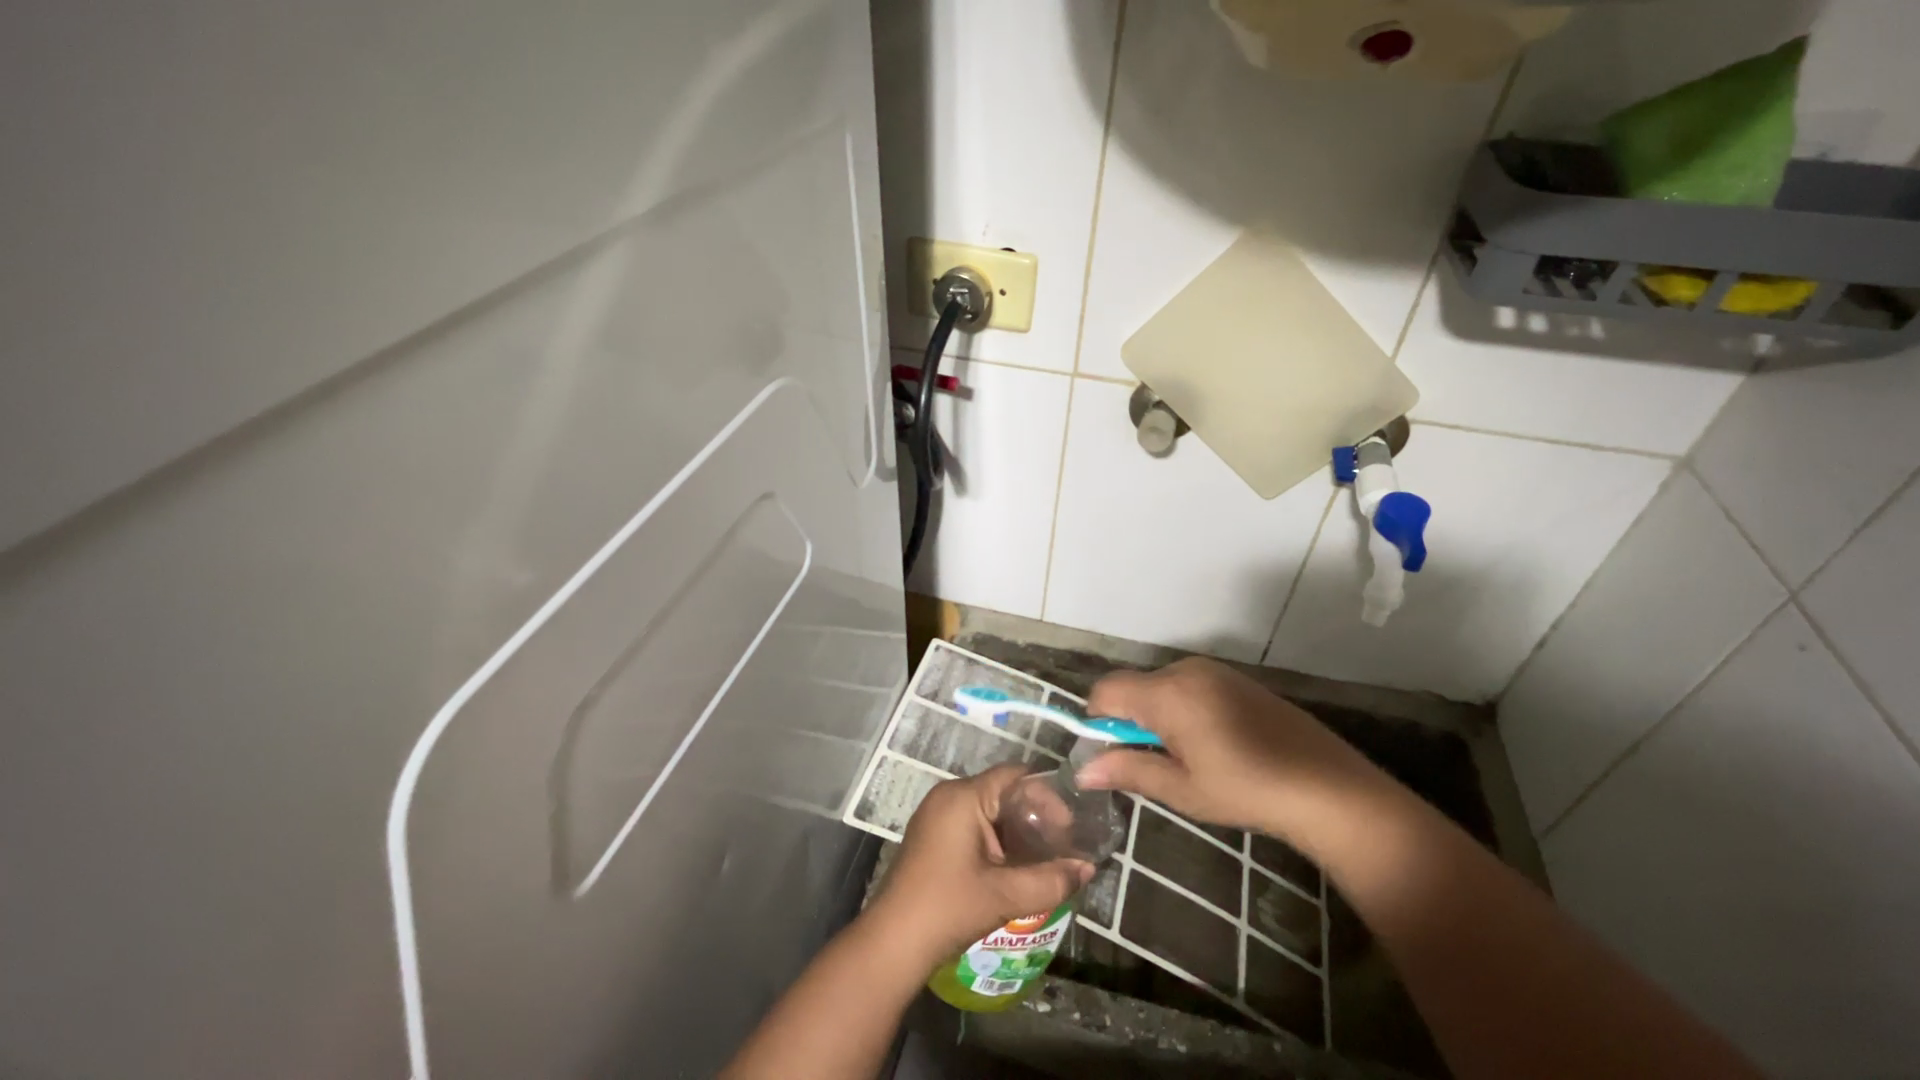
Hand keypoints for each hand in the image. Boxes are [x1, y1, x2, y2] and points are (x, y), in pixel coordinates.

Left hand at [865, 764, 1094, 966]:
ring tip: (1047, 859)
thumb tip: (1088, 869)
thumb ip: (1052, 880)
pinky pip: (974, 827)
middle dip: (1036, 817)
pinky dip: (999, 842)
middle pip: (1004, 792)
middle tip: (1064, 846)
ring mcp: (937, 817)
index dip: (1049, 797)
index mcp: (963, 796)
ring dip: (1019, 833)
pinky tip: (1018, 868)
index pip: (1017, 776)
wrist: (894, 943)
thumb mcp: (1007, 894)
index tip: (1070, 828)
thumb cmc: (949, 907)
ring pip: (990, 812)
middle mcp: (949, 797)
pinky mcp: (934, 838)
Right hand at [1074, 658, 1393, 848]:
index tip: (1115, 757)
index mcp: (1168, 693)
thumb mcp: (1181, 788)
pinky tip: (1214, 745)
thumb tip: (1082, 770)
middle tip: (1156, 765)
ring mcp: (1216, 671)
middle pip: (1134, 687)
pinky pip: (1190, 687)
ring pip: (1162, 687)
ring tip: (1188, 759)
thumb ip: (1128, 770)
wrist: (1327, 786)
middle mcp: (1187, 671)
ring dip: (1158, 717)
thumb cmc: (1246, 790)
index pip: (1105, 691)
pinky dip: (1184, 710)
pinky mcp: (1238, 679)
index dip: (1098, 722)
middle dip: (1130, 721)